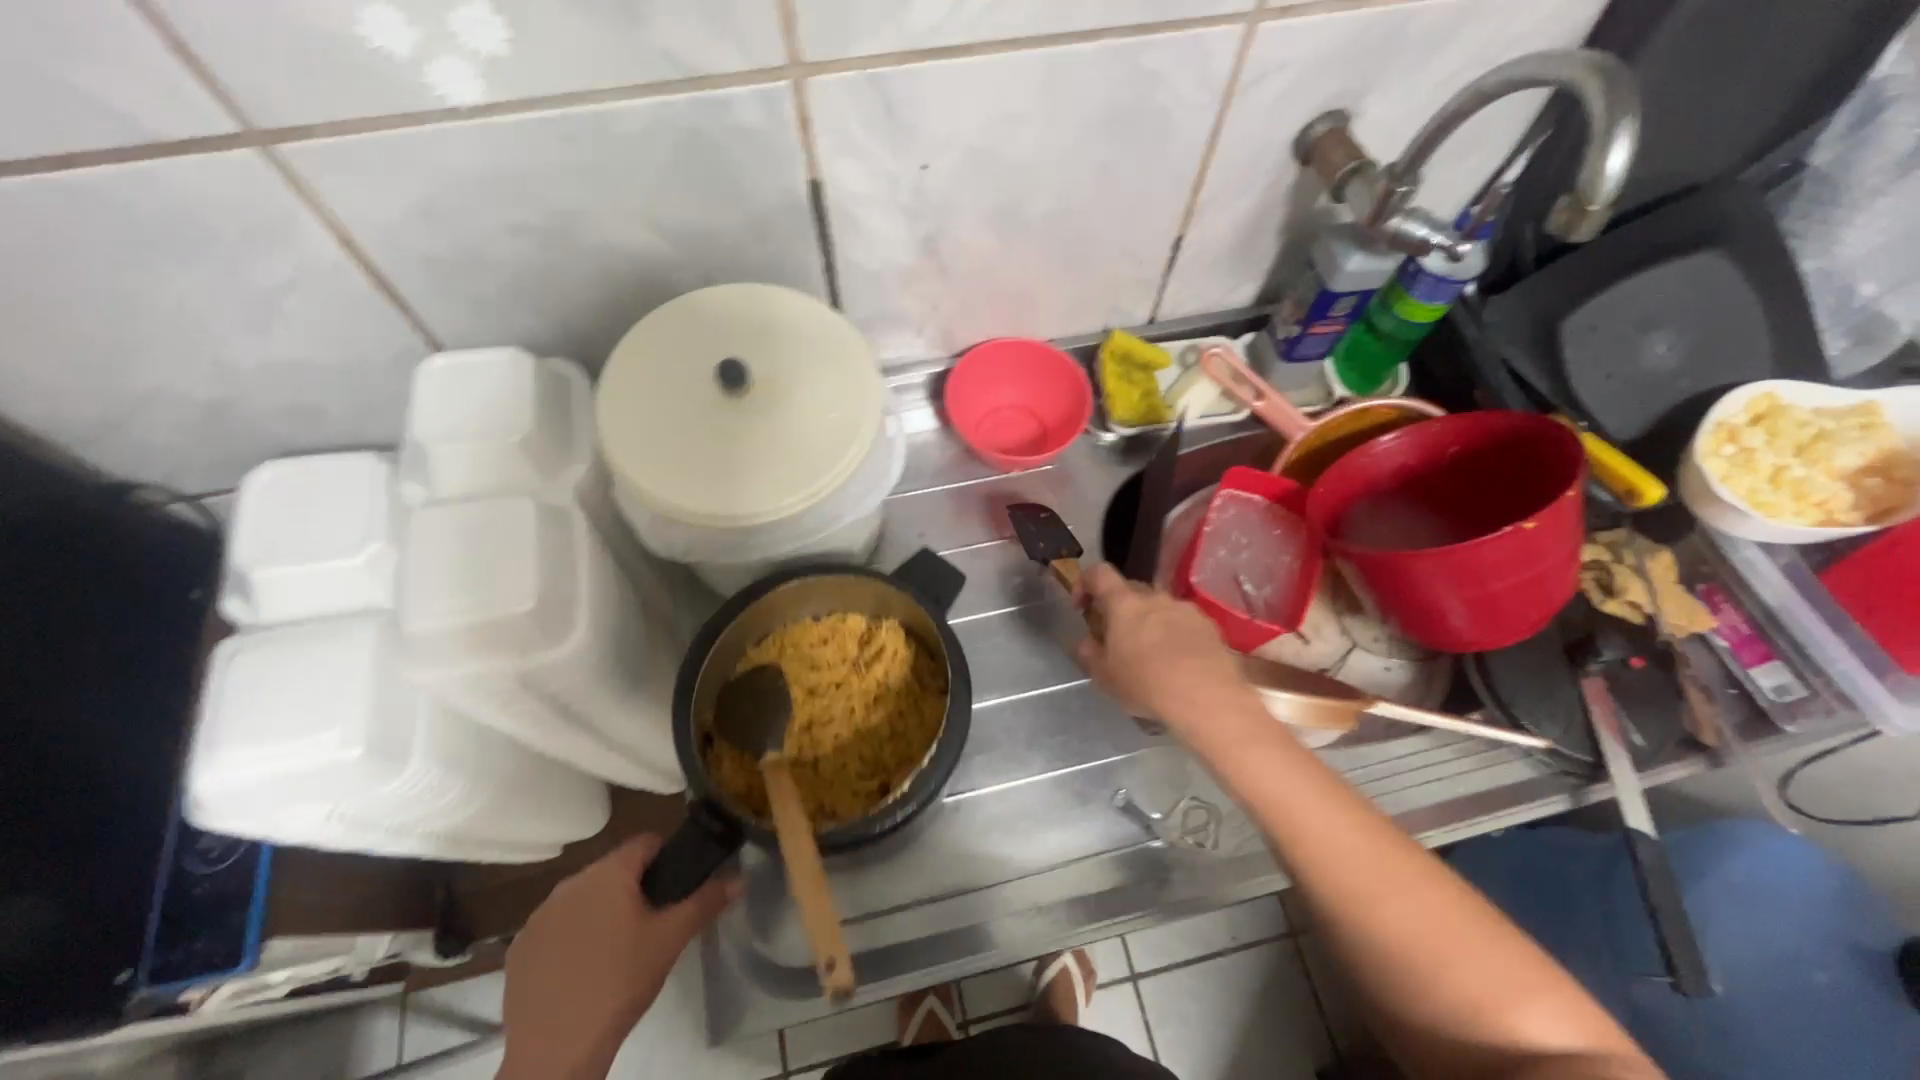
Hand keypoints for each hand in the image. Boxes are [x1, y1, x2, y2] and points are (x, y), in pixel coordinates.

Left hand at [499, 835, 740, 1079]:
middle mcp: (568, 883)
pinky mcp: (520, 948)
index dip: (669, 856)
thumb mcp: (671, 940)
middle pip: (613, 870)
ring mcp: (537, 915)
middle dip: (635, 888)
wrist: (557, 1046)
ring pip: (582, 899)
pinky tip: (583, 971)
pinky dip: (571, 939)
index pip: (645, 842)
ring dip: (601, 912)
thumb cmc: (621, 981)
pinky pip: (555, 928)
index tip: (679, 886)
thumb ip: (705, 902)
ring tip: (619, 950)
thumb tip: (739, 879)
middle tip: (655, 923)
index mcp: (607, 873)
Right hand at [1073, 562, 1249, 729]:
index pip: (1099, 573)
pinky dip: (1175, 635)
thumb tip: (1088, 642)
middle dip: (1120, 609)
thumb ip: (1090, 654)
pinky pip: (1183, 623)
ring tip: (1152, 655)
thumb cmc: (1146, 684)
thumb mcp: (1105, 677)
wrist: (1208, 696)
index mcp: (1124, 603)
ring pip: (1159, 608)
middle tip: (1117, 638)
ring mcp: (1186, 608)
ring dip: (1150, 623)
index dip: (1085, 583)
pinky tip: (1178, 663)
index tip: (1082, 607)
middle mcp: (1156, 597)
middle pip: (1131, 590)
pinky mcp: (1209, 625)